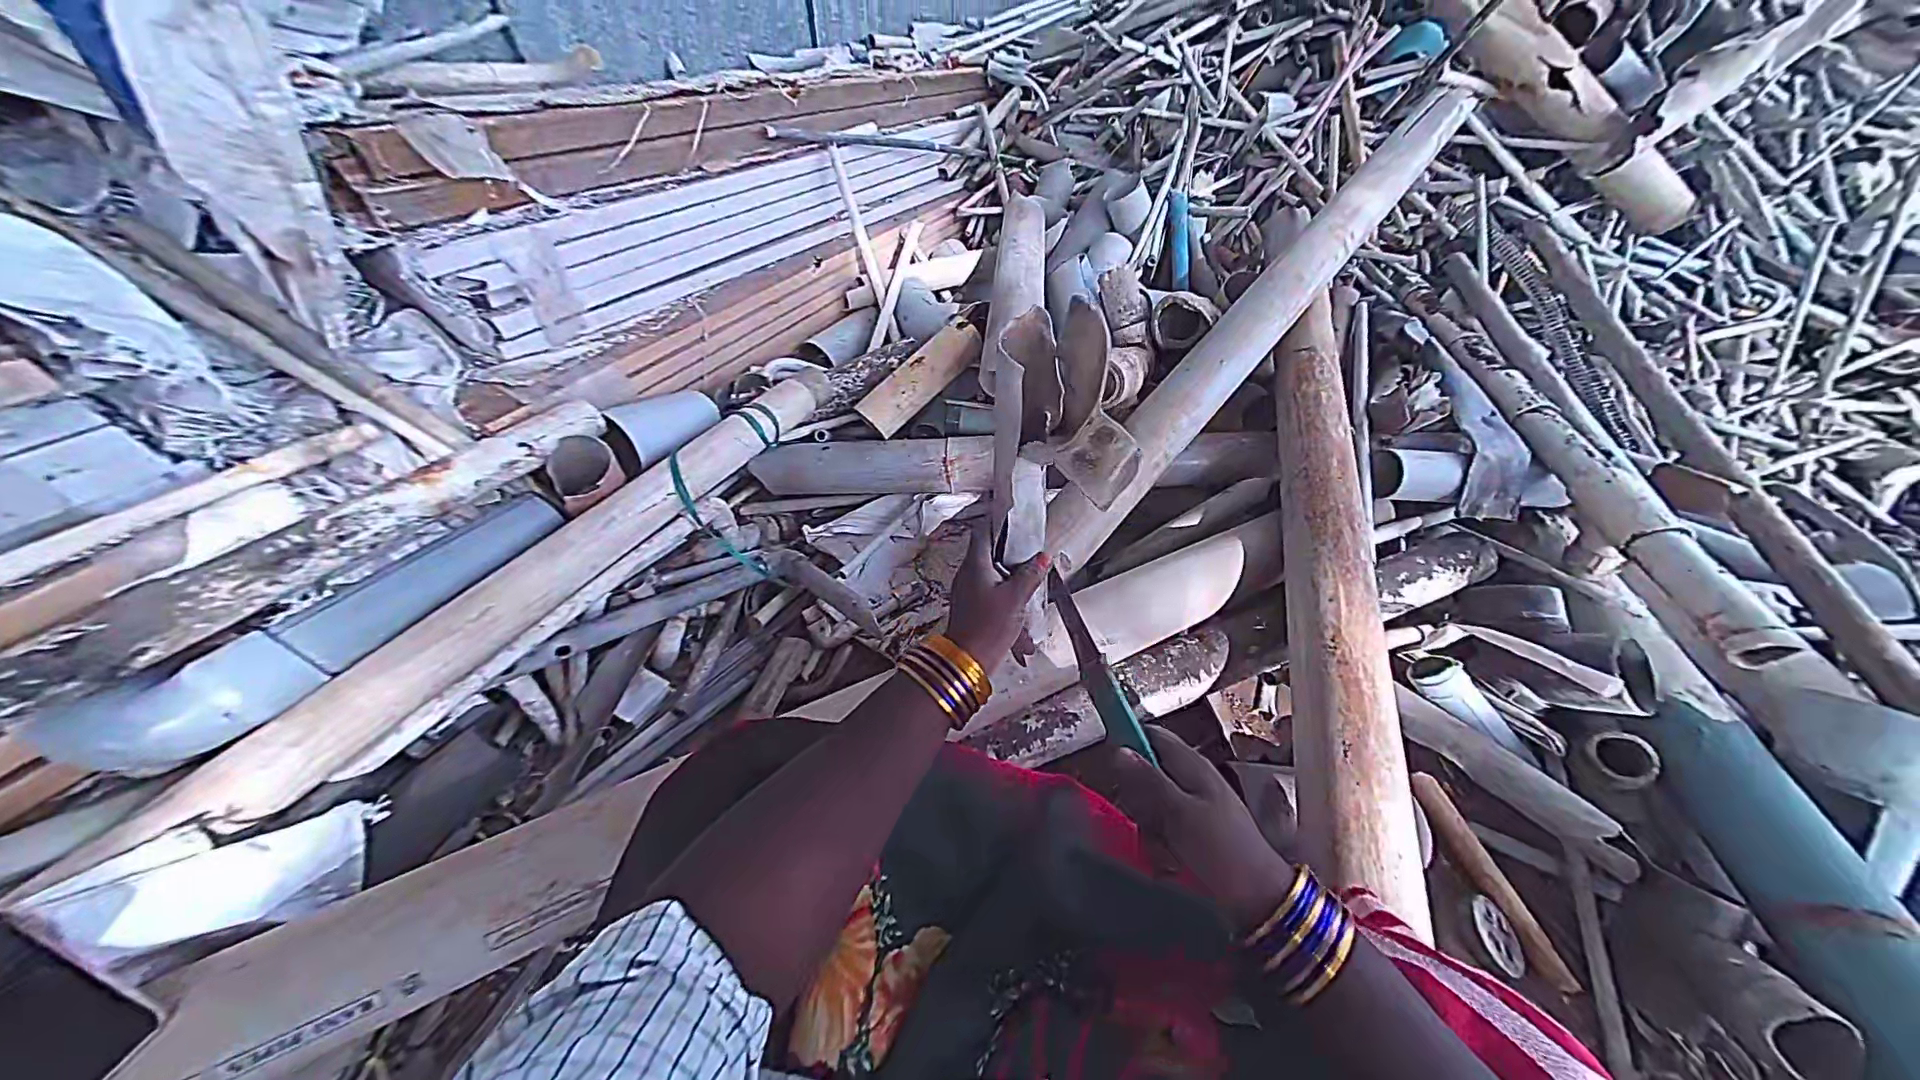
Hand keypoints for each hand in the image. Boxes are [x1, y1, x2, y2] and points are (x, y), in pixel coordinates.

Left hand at [944, 520, 1048, 670]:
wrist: (969, 660)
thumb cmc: (987, 628)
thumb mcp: (1016, 598)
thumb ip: (1029, 575)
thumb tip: (1041, 559)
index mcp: (975, 565)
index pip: (982, 531)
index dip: (997, 522)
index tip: (1013, 519)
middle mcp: (967, 574)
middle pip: (988, 552)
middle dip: (1010, 552)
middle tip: (1028, 550)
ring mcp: (968, 590)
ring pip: (991, 572)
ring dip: (1009, 574)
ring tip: (1028, 579)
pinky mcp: (972, 605)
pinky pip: (990, 590)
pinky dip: (1005, 592)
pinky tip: (1019, 603)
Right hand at [1103, 726, 1297, 934]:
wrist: (1259, 902)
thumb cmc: (1222, 851)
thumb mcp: (1179, 813)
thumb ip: (1148, 780)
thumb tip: (1119, 750)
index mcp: (1193, 766)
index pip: (1153, 735)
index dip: (1130, 742)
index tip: (1112, 766)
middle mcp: (1192, 780)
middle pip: (1146, 773)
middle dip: (1137, 797)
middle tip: (1144, 817)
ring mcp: (1193, 807)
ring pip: (1149, 804)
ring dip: (1148, 827)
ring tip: (1161, 847)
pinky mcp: (1193, 833)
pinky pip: (1161, 829)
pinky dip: (1159, 844)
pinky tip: (1168, 862)